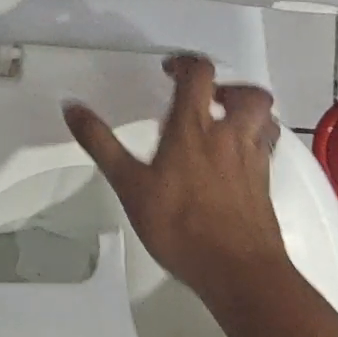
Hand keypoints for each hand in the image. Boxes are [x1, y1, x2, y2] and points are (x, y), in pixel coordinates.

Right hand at [62, 53, 289, 298]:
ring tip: (222, 125)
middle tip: (204, 99)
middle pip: (248, 93)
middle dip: (227, 87)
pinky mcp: (265, 185)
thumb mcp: (129, 185)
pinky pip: (267, 148)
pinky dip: (254, 141)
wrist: (239, 272)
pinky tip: (232, 160)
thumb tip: (70, 106)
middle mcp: (229, 136)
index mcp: (193, 129)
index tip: (168, 71)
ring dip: (247, 112)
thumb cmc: (179, 225)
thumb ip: (100, 143)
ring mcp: (253, 160)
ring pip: (265, 119)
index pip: (200, 75)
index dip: (186, 63)